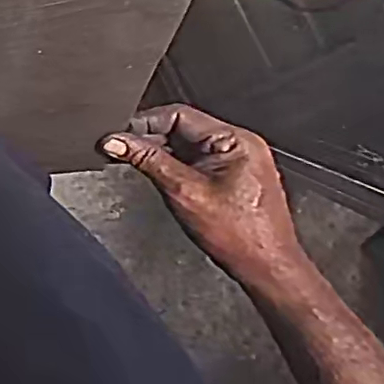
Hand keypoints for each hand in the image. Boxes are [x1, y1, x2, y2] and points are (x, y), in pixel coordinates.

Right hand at [100, 105, 309, 285]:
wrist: (266, 268)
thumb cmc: (240, 237)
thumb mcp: (183, 191)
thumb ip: (147, 160)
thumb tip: (117, 141)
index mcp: (234, 140)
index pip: (178, 114)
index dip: (144, 123)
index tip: (119, 136)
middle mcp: (238, 144)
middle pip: (180, 127)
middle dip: (149, 140)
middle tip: (122, 152)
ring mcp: (236, 158)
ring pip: (184, 143)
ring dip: (160, 154)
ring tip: (140, 167)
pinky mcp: (230, 172)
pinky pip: (193, 158)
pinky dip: (173, 165)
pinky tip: (162, 179)